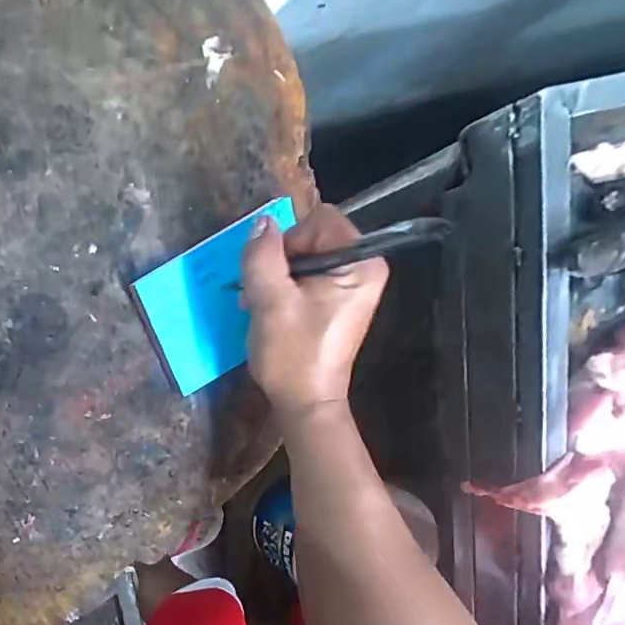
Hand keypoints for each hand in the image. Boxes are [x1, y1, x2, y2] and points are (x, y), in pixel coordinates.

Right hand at [240, 203, 389, 420]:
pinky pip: (309, 279)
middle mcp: (365, 270)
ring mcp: (353, 288)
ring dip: (277, 277)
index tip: (275, 276)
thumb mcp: (270, 300)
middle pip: (312, 237)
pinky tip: (270, 312)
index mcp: (361, 263)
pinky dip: (286, 290)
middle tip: (259, 294)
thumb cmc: (292, 356)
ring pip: (305, 258)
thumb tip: (262, 223)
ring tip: (259, 306)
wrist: (306, 405)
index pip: (319, 219)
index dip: (289, 241)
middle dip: (280, 261)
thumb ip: (262, 254)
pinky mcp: (339, 304)